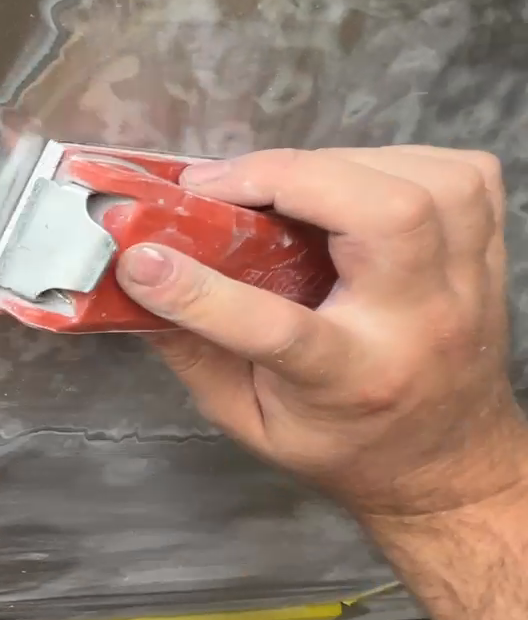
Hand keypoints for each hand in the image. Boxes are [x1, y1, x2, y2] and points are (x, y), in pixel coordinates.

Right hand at [116, 146, 527, 518]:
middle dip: (289, 178)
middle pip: (388, 218)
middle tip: (208, 187)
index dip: (198, 290)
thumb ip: (190, 354)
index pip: (274, 327)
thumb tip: (133, 288)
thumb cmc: (330, 442)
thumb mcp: (239, 417)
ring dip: (334, 164)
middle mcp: (420, 321)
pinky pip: (458, 173)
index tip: (137, 258)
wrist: (445, 459)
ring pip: (431, 181)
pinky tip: (332, 180)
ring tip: (264, 180)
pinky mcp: (486, 252)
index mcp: (349, 378)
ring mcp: (467, 281)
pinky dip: (386, 161)